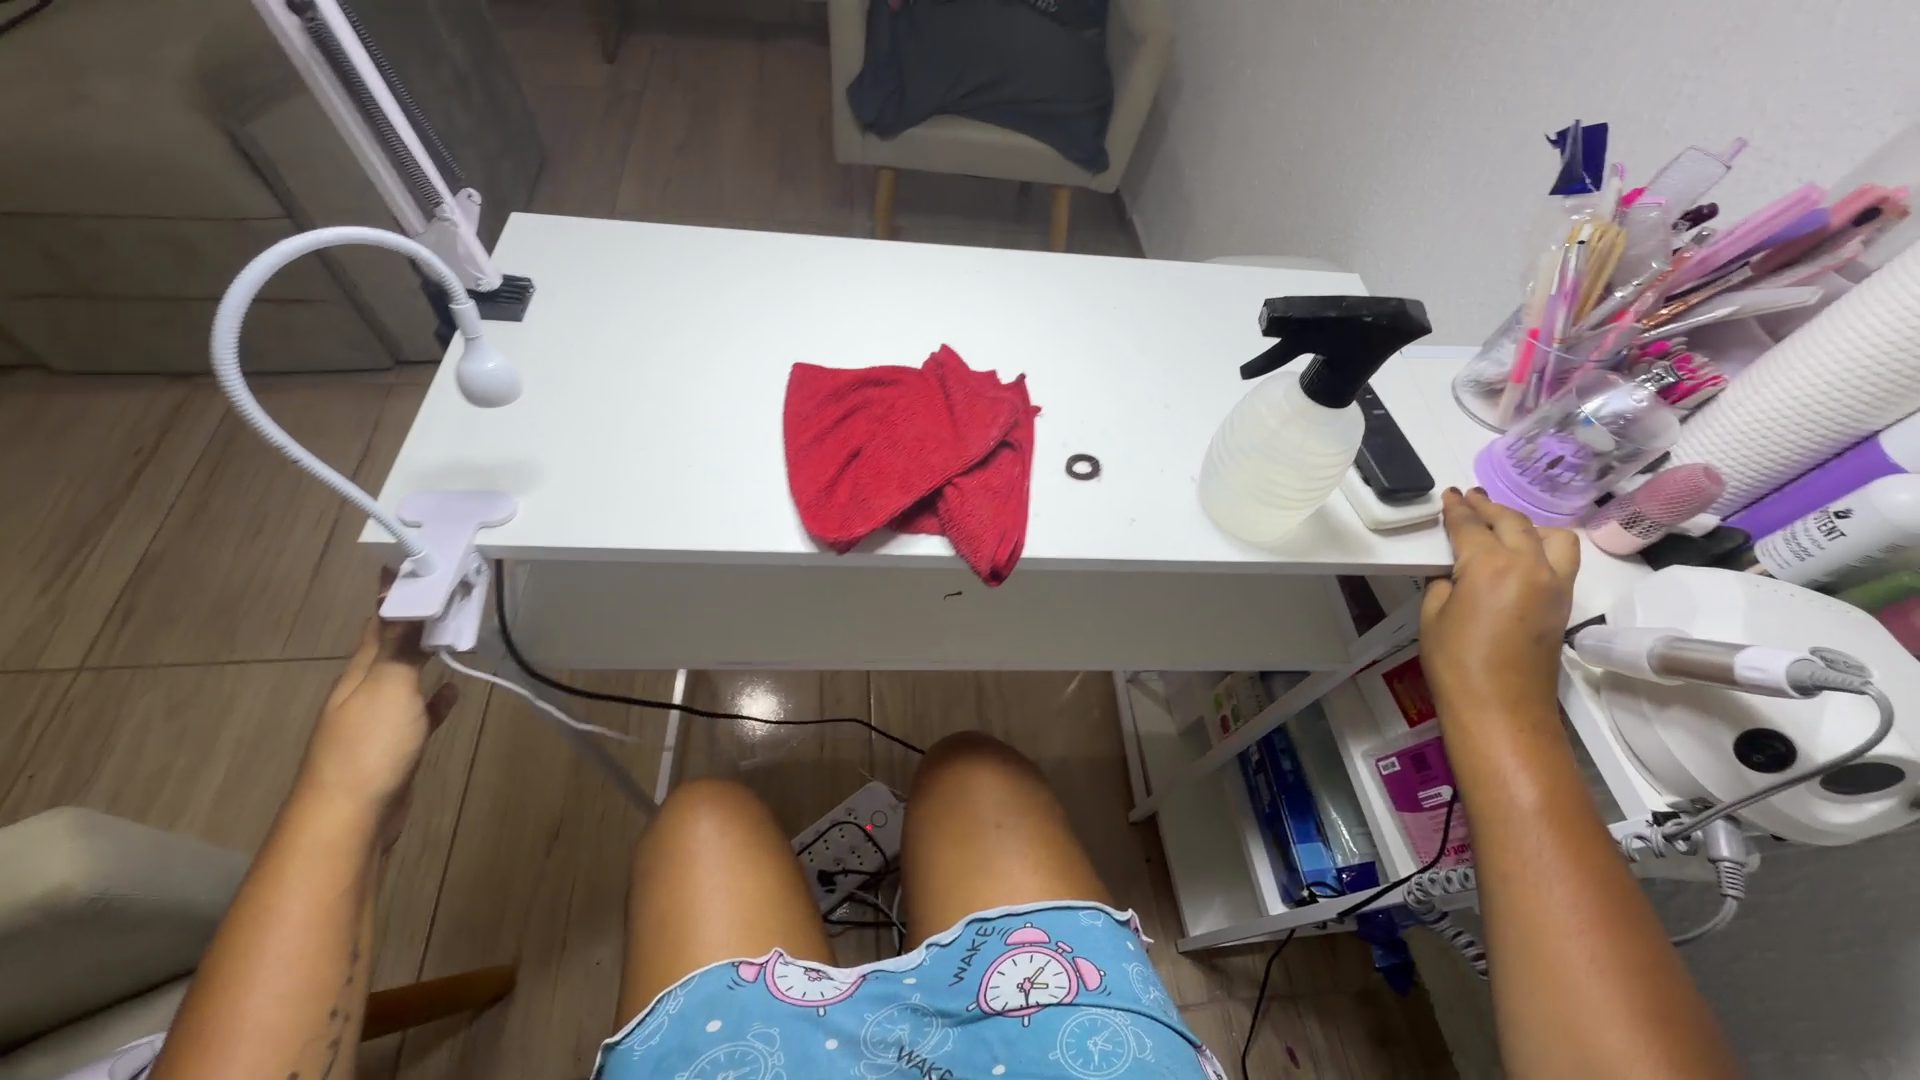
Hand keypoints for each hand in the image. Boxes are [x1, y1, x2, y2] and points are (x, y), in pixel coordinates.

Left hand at [296, 587, 457, 845]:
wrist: (352, 818)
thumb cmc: (369, 747)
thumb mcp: (388, 688)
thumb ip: (400, 646)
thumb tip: (401, 597)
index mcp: (360, 673)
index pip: (379, 622)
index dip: (394, 594)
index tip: (415, 564)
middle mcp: (366, 691)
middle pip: (392, 647)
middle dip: (414, 621)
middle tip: (448, 594)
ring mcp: (380, 720)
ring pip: (406, 677)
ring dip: (427, 657)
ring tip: (456, 635)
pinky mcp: (397, 746)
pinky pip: (420, 712)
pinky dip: (437, 699)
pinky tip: (454, 692)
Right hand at [1420, 489, 1578, 740]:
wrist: (1501, 708)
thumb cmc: (1456, 664)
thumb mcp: (1433, 616)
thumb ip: (1444, 583)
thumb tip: (1455, 572)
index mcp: (1491, 566)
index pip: (1471, 527)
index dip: (1456, 509)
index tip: (1449, 495)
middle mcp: (1530, 566)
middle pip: (1512, 523)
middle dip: (1488, 508)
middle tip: (1470, 498)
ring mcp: (1555, 584)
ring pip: (1550, 535)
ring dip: (1525, 524)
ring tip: (1504, 524)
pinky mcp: (1564, 602)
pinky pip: (1561, 558)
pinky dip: (1543, 544)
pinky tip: (1523, 551)